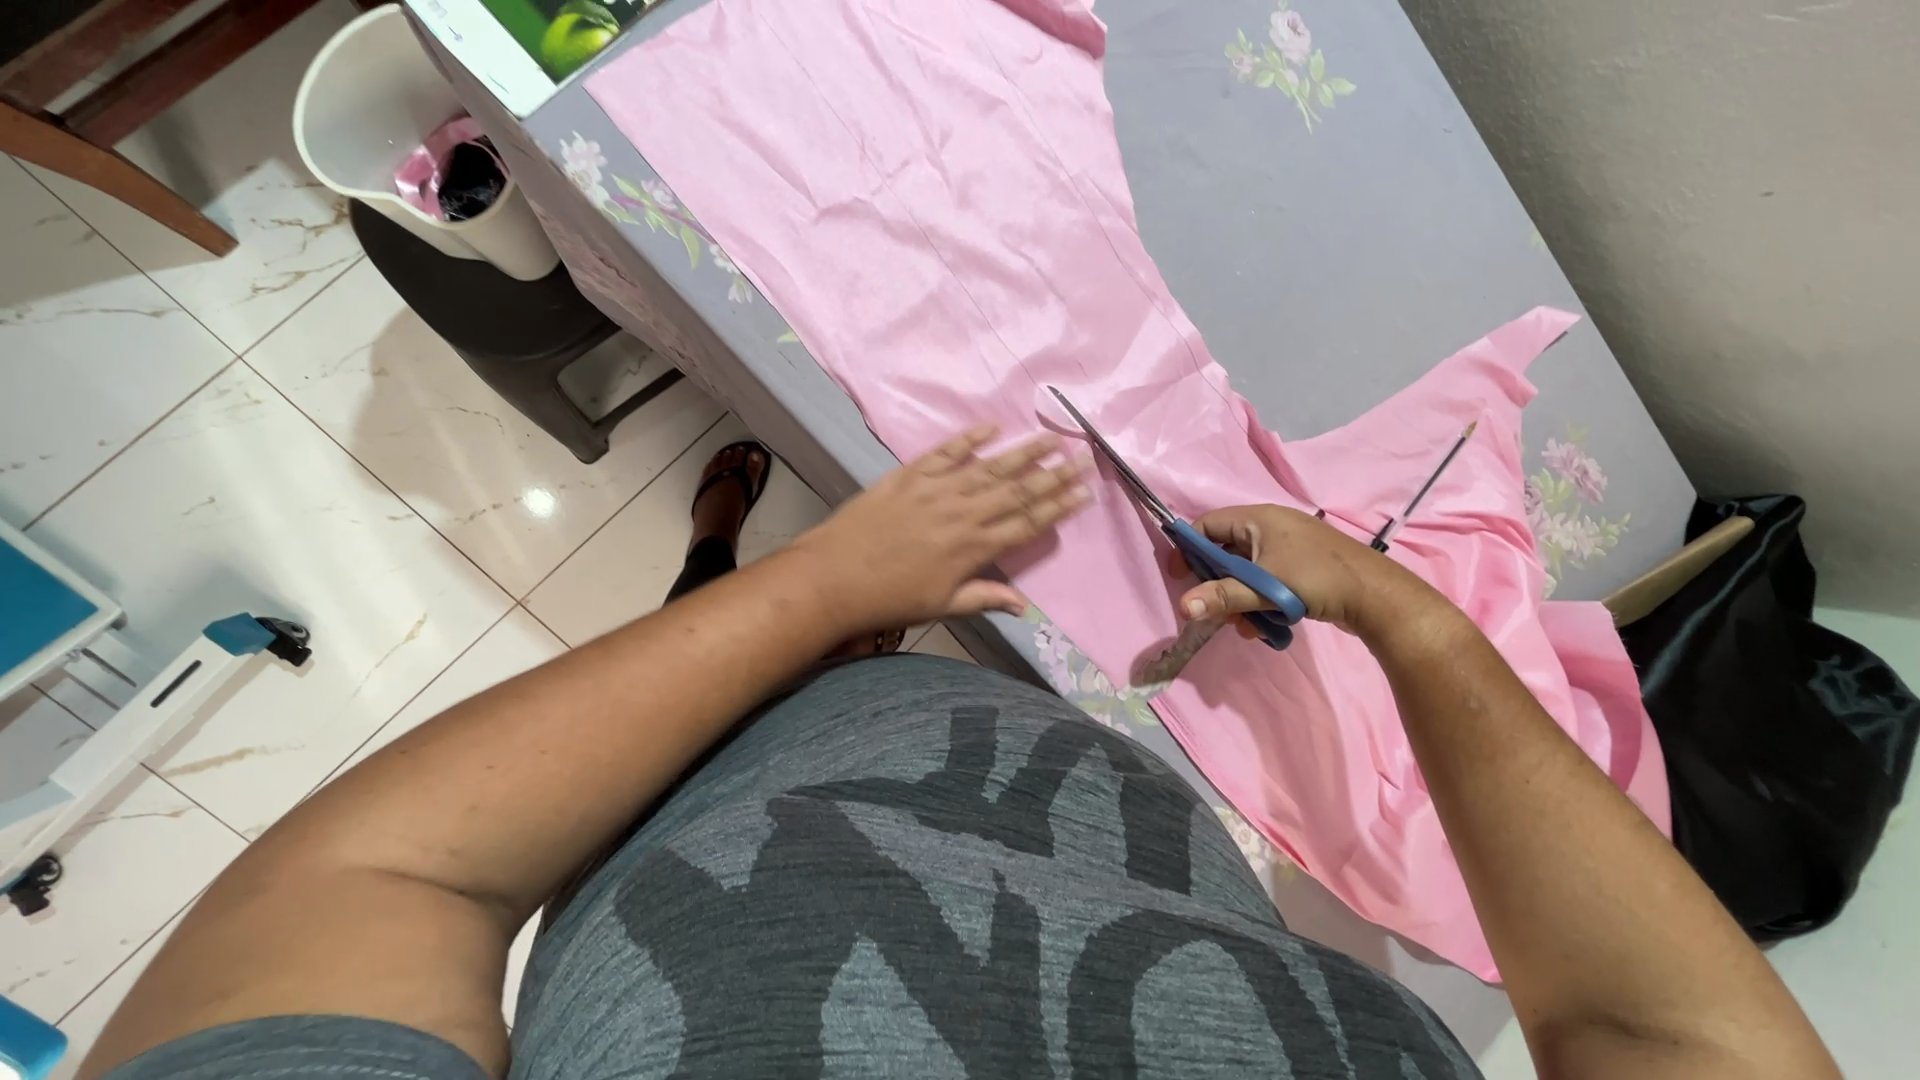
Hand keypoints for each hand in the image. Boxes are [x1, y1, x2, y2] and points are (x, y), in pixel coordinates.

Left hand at [792, 425, 1090, 630]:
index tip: (1084, 493)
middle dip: (1054, 474)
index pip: (1026, 523)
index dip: (1057, 507)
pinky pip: (945, 452)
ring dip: (1023, 452)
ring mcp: (936, 490)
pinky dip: (969, 438)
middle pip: (1017, 490)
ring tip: (1051, 439)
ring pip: (988, 467)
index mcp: (973, 548)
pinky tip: (992, 427)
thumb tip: (1028, 607)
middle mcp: (962, 513)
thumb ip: (985, 598)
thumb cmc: (888, 599)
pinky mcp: (909, 475)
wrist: (833, 578)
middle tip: (1084, 457)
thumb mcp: (941, 606)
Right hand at [1173, 505, 1438, 637]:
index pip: (1208, 524)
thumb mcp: (1264, 587)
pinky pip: (1266, 578)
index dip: (1189, 549)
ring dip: (1238, 597)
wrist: (1377, 597)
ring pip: (1246, 569)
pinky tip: (1264, 625)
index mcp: (1259, 518)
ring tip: (1242, 623)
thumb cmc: (1317, 580)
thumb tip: (1183, 607)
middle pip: (1225, 549)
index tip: (1179, 578)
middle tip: (1213, 607)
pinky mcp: (1301, 566)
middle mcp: (1271, 526)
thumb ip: (1221, 596)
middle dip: (1216, 582)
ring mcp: (1288, 546)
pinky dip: (1259, 599)